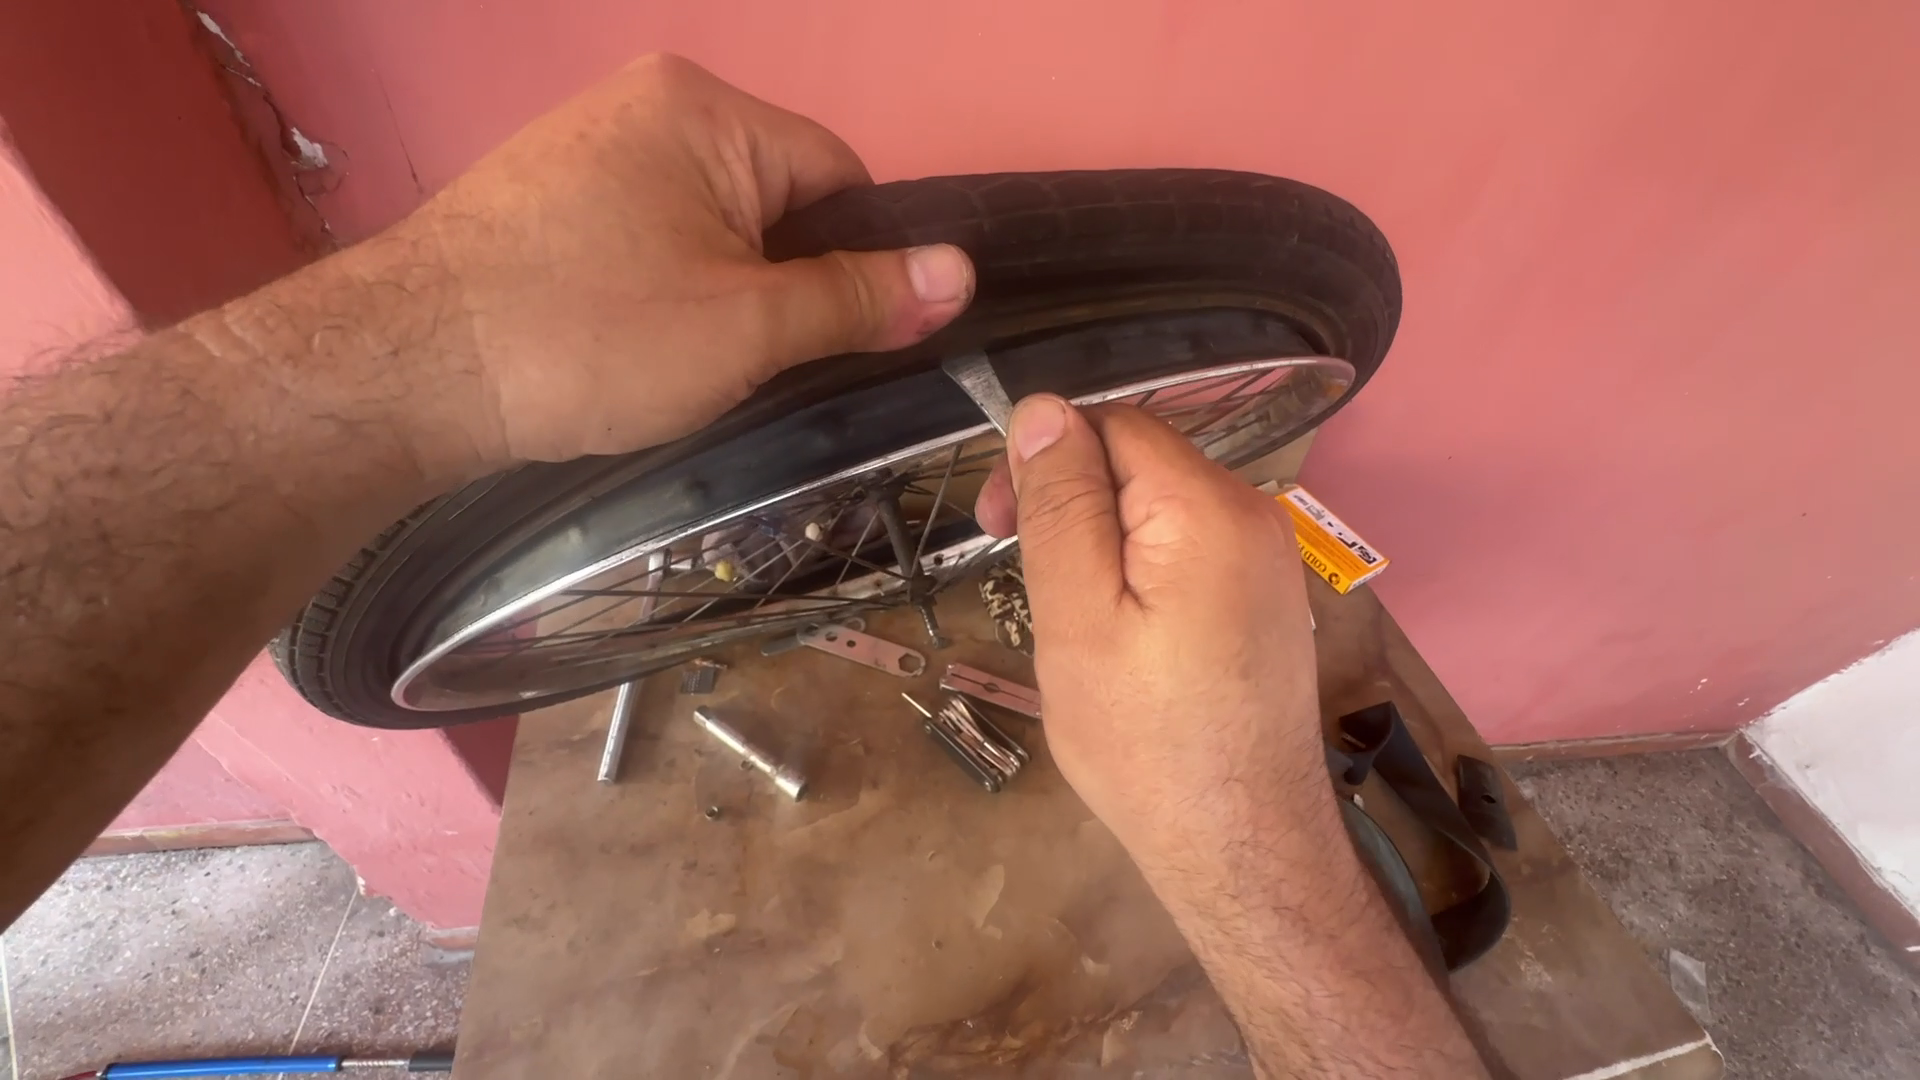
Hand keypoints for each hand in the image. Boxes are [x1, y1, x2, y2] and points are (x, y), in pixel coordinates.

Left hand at [385, 54, 973, 467]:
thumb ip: (858, 297)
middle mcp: (654, 110)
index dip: (863, 261)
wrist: (409, 375)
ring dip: (739, 299)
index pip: (841, 178)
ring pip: (725, 234)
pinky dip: (684, 297)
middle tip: (768, 359)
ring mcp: (600, 155)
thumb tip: (962, 272)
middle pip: (783, 206)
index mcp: (709, 114)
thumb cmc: (594, 338)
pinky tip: (655, 346)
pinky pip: (667, 245)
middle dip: (794, 286)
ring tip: (705, 360)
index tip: (846, 333)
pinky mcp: (563, 205)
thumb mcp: (749, 326)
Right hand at [974, 397, 1330, 859]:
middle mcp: (1251, 513)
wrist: (1238, 845)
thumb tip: (1041, 409)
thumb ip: (1060, 506)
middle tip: (1023, 571)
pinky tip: (1117, 624)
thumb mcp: (1076, 615)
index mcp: (1205, 505)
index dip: (1044, 458)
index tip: (997, 522)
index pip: (1112, 425)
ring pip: (1155, 506)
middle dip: (1069, 498)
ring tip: (1067, 608)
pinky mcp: (1263, 596)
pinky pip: (1183, 547)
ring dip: (1098, 536)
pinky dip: (1135, 566)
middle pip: (1137, 461)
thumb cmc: (1141, 737)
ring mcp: (1266, 557)